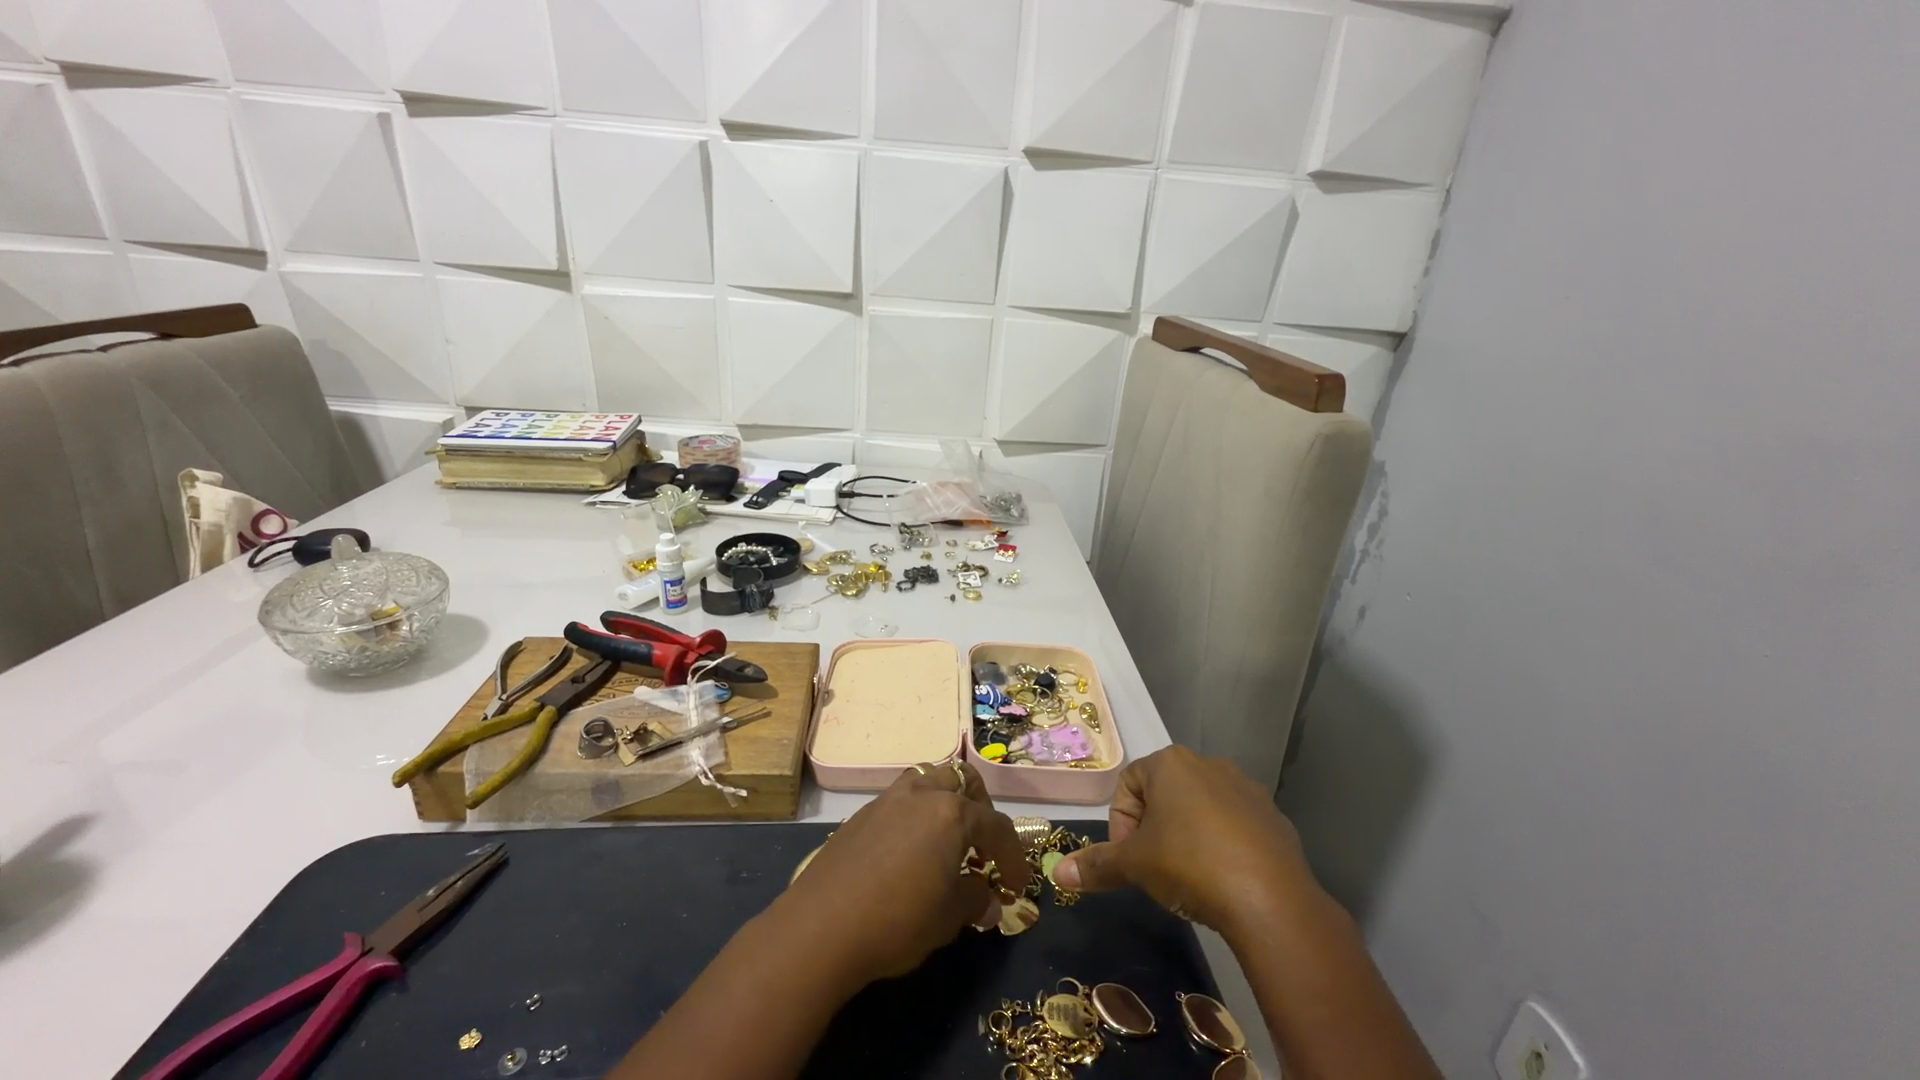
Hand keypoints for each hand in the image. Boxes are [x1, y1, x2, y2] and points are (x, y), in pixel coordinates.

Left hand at [776, 760, 1030, 982]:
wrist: (819, 928)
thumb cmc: (897, 920)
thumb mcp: (948, 917)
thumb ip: (975, 900)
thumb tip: (990, 901)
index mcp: (952, 813)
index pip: (997, 827)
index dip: (1013, 858)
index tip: (1017, 886)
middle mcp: (921, 795)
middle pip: (961, 781)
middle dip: (980, 810)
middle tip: (982, 846)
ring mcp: (886, 801)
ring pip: (926, 781)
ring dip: (944, 803)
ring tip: (947, 840)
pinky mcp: (859, 816)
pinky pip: (899, 802)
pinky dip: (915, 817)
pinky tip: (910, 853)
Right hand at [1051, 746, 1318, 935]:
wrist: (1270, 899)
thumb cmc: (1190, 865)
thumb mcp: (1134, 865)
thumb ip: (1097, 864)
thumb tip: (1059, 873)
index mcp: (1171, 764)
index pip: (1127, 785)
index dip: (1120, 824)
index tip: (1129, 859)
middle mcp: (1210, 764)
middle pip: (1164, 794)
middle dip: (1152, 830)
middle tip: (1154, 869)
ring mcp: (1247, 789)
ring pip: (1200, 809)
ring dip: (1186, 836)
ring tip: (1189, 877)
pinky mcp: (1273, 818)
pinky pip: (1234, 827)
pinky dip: (1222, 847)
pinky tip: (1224, 880)